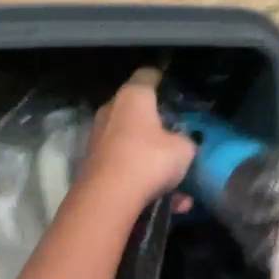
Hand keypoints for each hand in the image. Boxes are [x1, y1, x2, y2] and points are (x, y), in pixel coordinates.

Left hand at [75, 68, 194, 210]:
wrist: (108, 198)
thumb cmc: (149, 160)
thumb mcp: (183, 149)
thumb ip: (185, 141)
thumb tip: (181, 143)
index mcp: (133, 97)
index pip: (148, 75)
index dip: (161, 77)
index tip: (172, 84)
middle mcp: (111, 111)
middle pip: (136, 110)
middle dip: (156, 122)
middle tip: (175, 133)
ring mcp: (98, 138)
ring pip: (132, 143)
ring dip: (152, 158)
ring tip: (177, 183)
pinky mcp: (93, 164)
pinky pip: (126, 166)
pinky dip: (144, 179)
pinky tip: (168, 203)